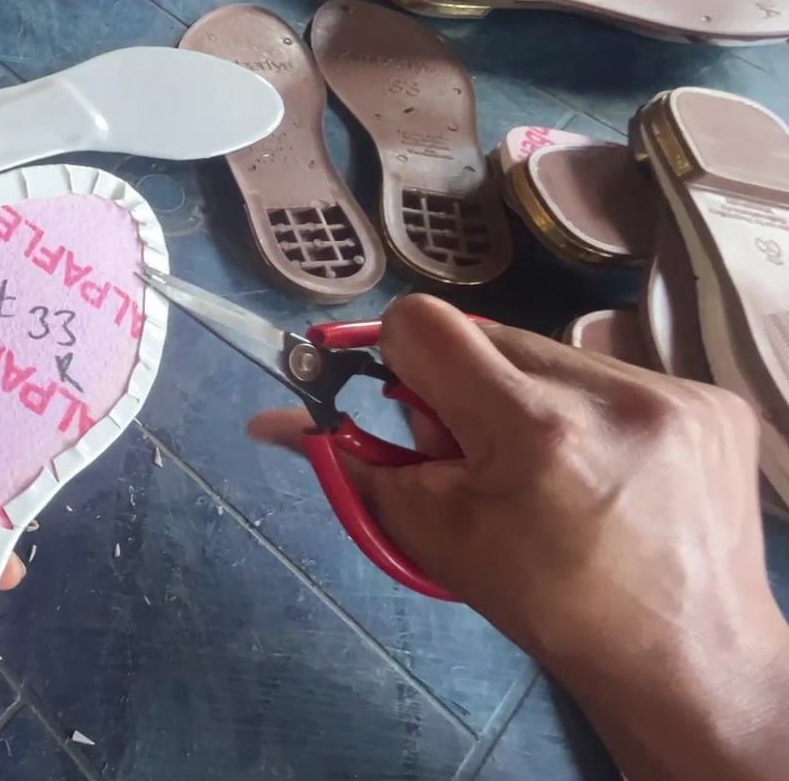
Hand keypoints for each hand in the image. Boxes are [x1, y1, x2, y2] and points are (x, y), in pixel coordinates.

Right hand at [250, 294, 788, 777]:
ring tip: (535, 457)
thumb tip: (263, 420)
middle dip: (451, 380)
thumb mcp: (418, 522)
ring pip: (535, 348)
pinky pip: (594, 367)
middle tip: (469, 448)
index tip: (396, 394)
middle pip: (477, 335)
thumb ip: (340, 455)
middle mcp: (610, 393)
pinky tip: (588, 455)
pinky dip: (567, 400)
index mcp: (532, 427)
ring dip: (508, 388)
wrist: (686, 654)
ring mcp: (674, 393)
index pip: (423, 323)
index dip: (391, 351)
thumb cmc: (533, 593)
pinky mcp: (715, 400)